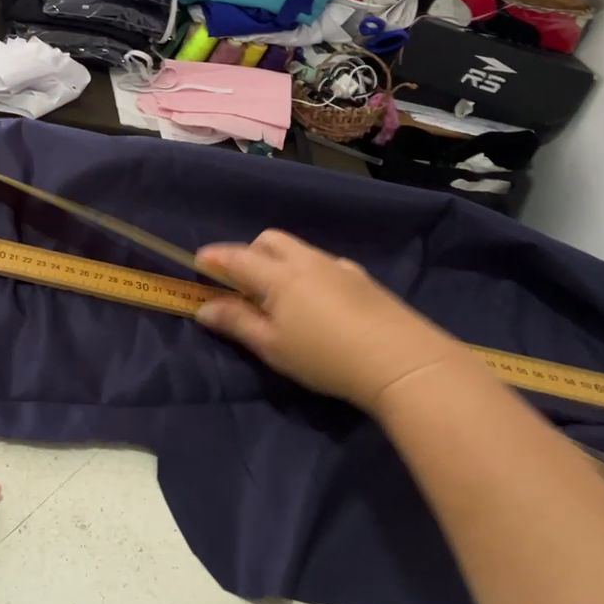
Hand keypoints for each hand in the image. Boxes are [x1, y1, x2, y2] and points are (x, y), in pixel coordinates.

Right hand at [194, 230, 473, 414]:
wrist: (405, 363)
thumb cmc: (326, 357)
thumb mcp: (272, 347)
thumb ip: (237, 324)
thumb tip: (204, 309)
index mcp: (278, 275)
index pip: (236, 256)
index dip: (214, 258)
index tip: (199, 262)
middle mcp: (307, 261)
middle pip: (269, 240)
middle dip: (250, 253)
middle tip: (243, 283)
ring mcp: (339, 268)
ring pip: (300, 251)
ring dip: (281, 263)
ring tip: (283, 298)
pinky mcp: (364, 281)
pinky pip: (325, 265)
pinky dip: (310, 275)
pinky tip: (321, 306)